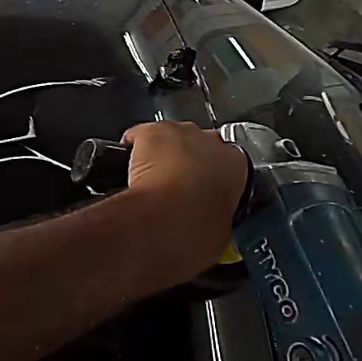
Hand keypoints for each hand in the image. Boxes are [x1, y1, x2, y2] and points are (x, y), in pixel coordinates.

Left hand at [119, 121, 247, 281]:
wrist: (172, 216)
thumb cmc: (199, 227)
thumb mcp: (221, 228)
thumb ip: (217, 215)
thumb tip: (207, 228)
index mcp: (237, 166)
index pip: (225, 161)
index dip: (208, 175)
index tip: (199, 189)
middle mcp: (212, 142)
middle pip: (199, 143)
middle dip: (188, 159)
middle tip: (174, 183)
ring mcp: (181, 134)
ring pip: (170, 136)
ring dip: (161, 152)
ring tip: (148, 176)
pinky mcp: (152, 132)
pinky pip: (139, 134)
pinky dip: (132, 145)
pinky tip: (125, 163)